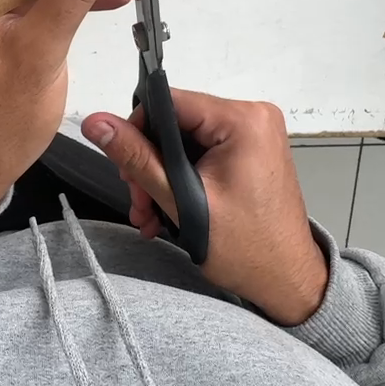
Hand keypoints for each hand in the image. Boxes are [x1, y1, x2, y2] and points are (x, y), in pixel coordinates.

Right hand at [83, 91, 327, 324]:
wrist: (289, 283)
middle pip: (174, 123)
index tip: (127, 169)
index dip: (138, 131)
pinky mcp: (250, 151)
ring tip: (150, 213)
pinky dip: (181, 178)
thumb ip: (136, 158)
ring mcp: (253, 134)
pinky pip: (201, 153)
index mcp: (243, 120)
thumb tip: (96, 122)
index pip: (168, 102)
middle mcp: (253, 117)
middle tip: (140, 202)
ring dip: (160, 177)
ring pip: (183, 141)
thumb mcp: (182, 201)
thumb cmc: (247, 249)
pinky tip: (168, 209)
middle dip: (148, 164)